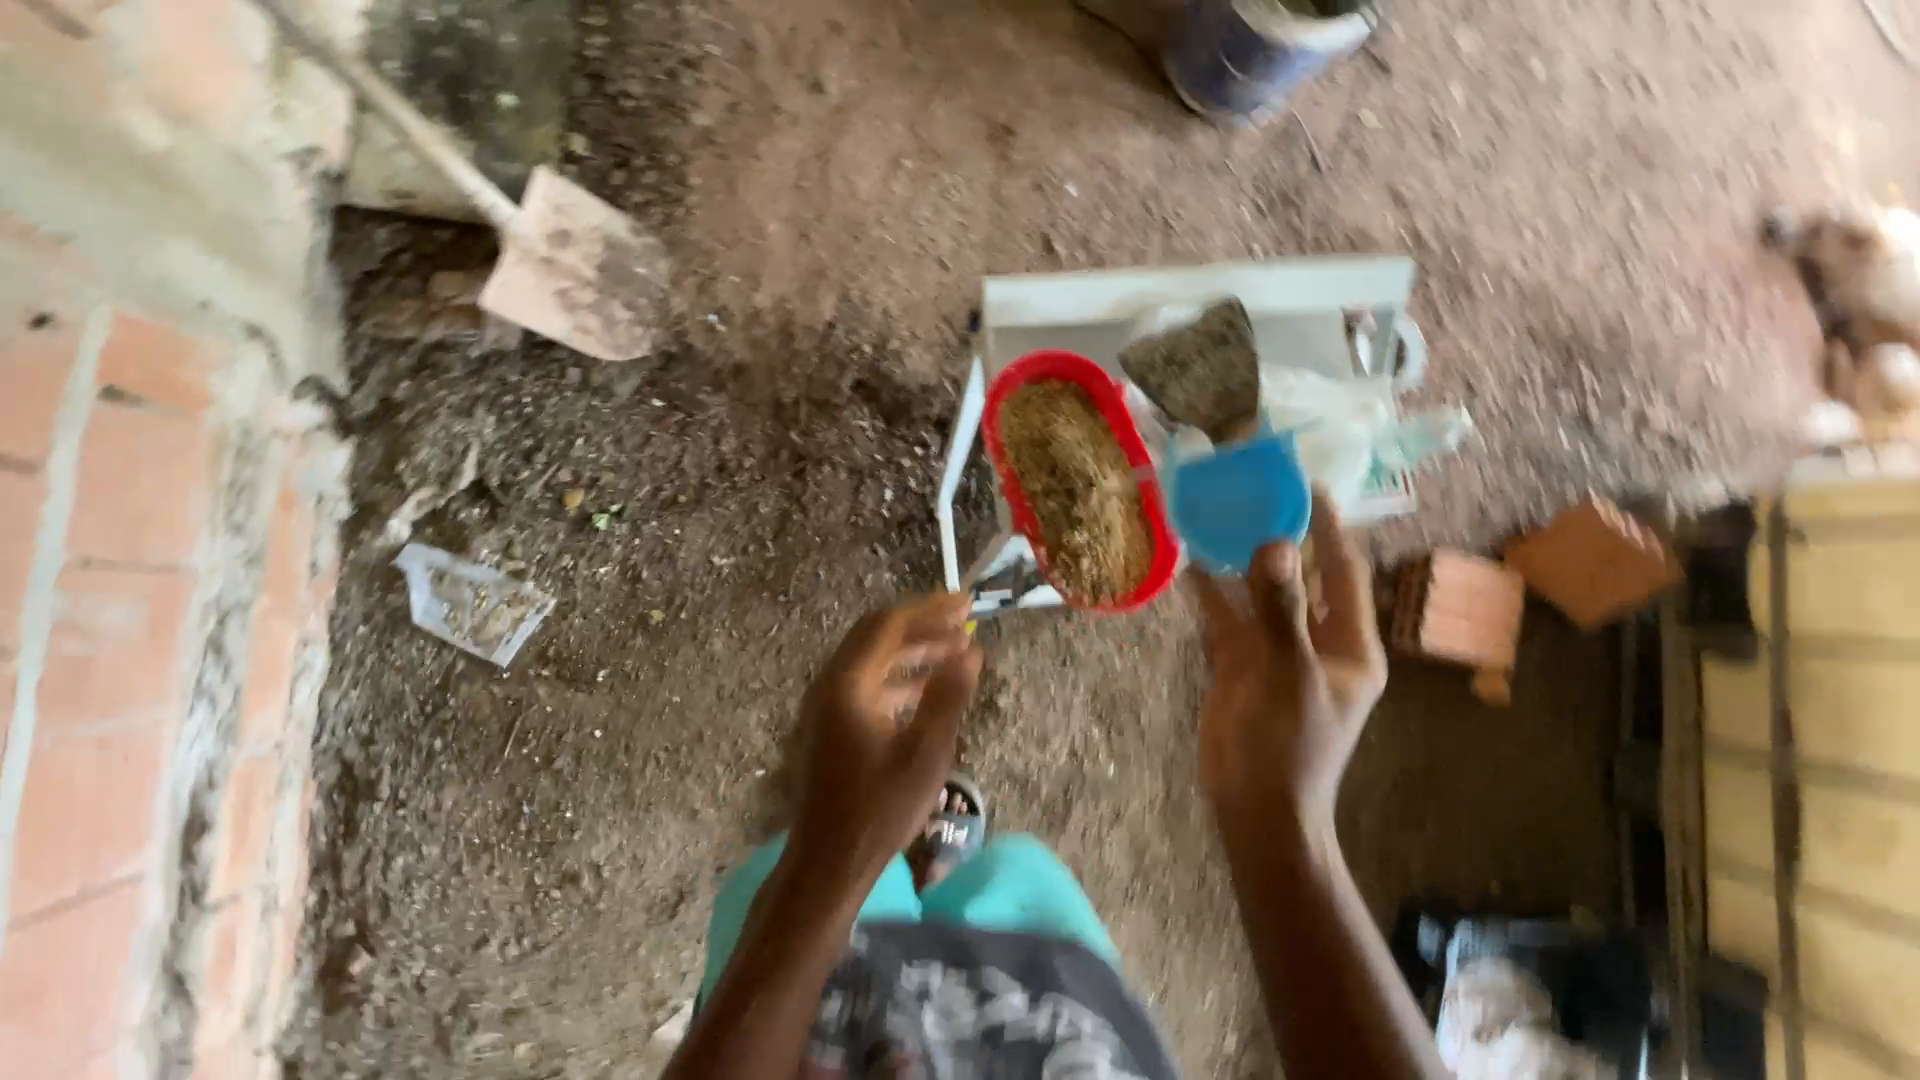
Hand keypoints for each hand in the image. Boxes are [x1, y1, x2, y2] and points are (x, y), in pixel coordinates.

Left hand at [791, 593, 982, 877]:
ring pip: (872, 659)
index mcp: (847, 685)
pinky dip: (899, 676)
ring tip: (955, 650)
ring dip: (912, 650)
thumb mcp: (924, 755)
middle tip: (963, 619)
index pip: (889, 626)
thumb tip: (972, 652)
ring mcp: (826, 706)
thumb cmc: (878, 810)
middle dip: (921, 623)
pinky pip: (867, 683)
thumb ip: (946, 697)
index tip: (966, 603)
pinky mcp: (830, 725)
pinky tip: (927, 687)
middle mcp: (830, 685)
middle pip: (877, 635)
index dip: (929, 610)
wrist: (828, 861)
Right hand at [1188, 493, 1386, 831]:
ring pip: (1258, 593)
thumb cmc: (1290, 746)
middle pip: (1300, 575)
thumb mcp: (1290, 675)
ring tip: (1218, 515)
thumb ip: (1281, 610)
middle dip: (1281, 536)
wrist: (1256, 806)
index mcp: (1349, 644)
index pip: (1344, 571)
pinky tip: (1189, 563)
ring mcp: (1275, 651)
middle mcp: (1316, 640)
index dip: (1329, 528)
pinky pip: (1226, 618)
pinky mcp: (1240, 664)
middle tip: (1254, 491)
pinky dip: (1210, 593)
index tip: (1306, 486)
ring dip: (1240, 560)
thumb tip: (1276, 544)